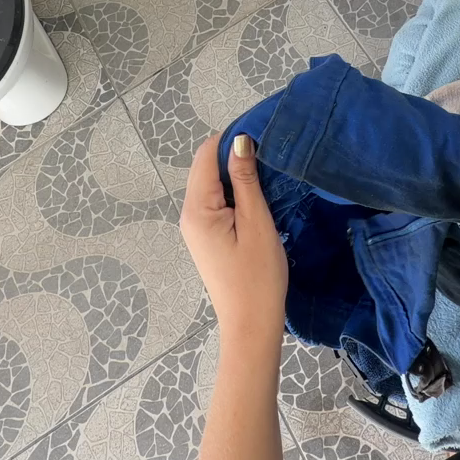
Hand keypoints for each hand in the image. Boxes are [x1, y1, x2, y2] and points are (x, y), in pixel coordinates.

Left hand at [181, 135, 287, 345]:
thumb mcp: (256, 221)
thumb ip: (245, 178)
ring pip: (212, 182)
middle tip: (270, 151)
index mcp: (197, 208)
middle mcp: (189, 213)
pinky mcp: (207, 236)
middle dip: (233, 154)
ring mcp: (196, 226)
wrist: (252, 326)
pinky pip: (216, 200)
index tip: (262, 133)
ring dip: (235, 173)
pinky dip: (234, 191)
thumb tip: (240, 139)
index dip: (231, 138)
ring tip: (267, 170)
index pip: (206, 154)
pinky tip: (257, 193)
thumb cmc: (257, 276)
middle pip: (206, 166)